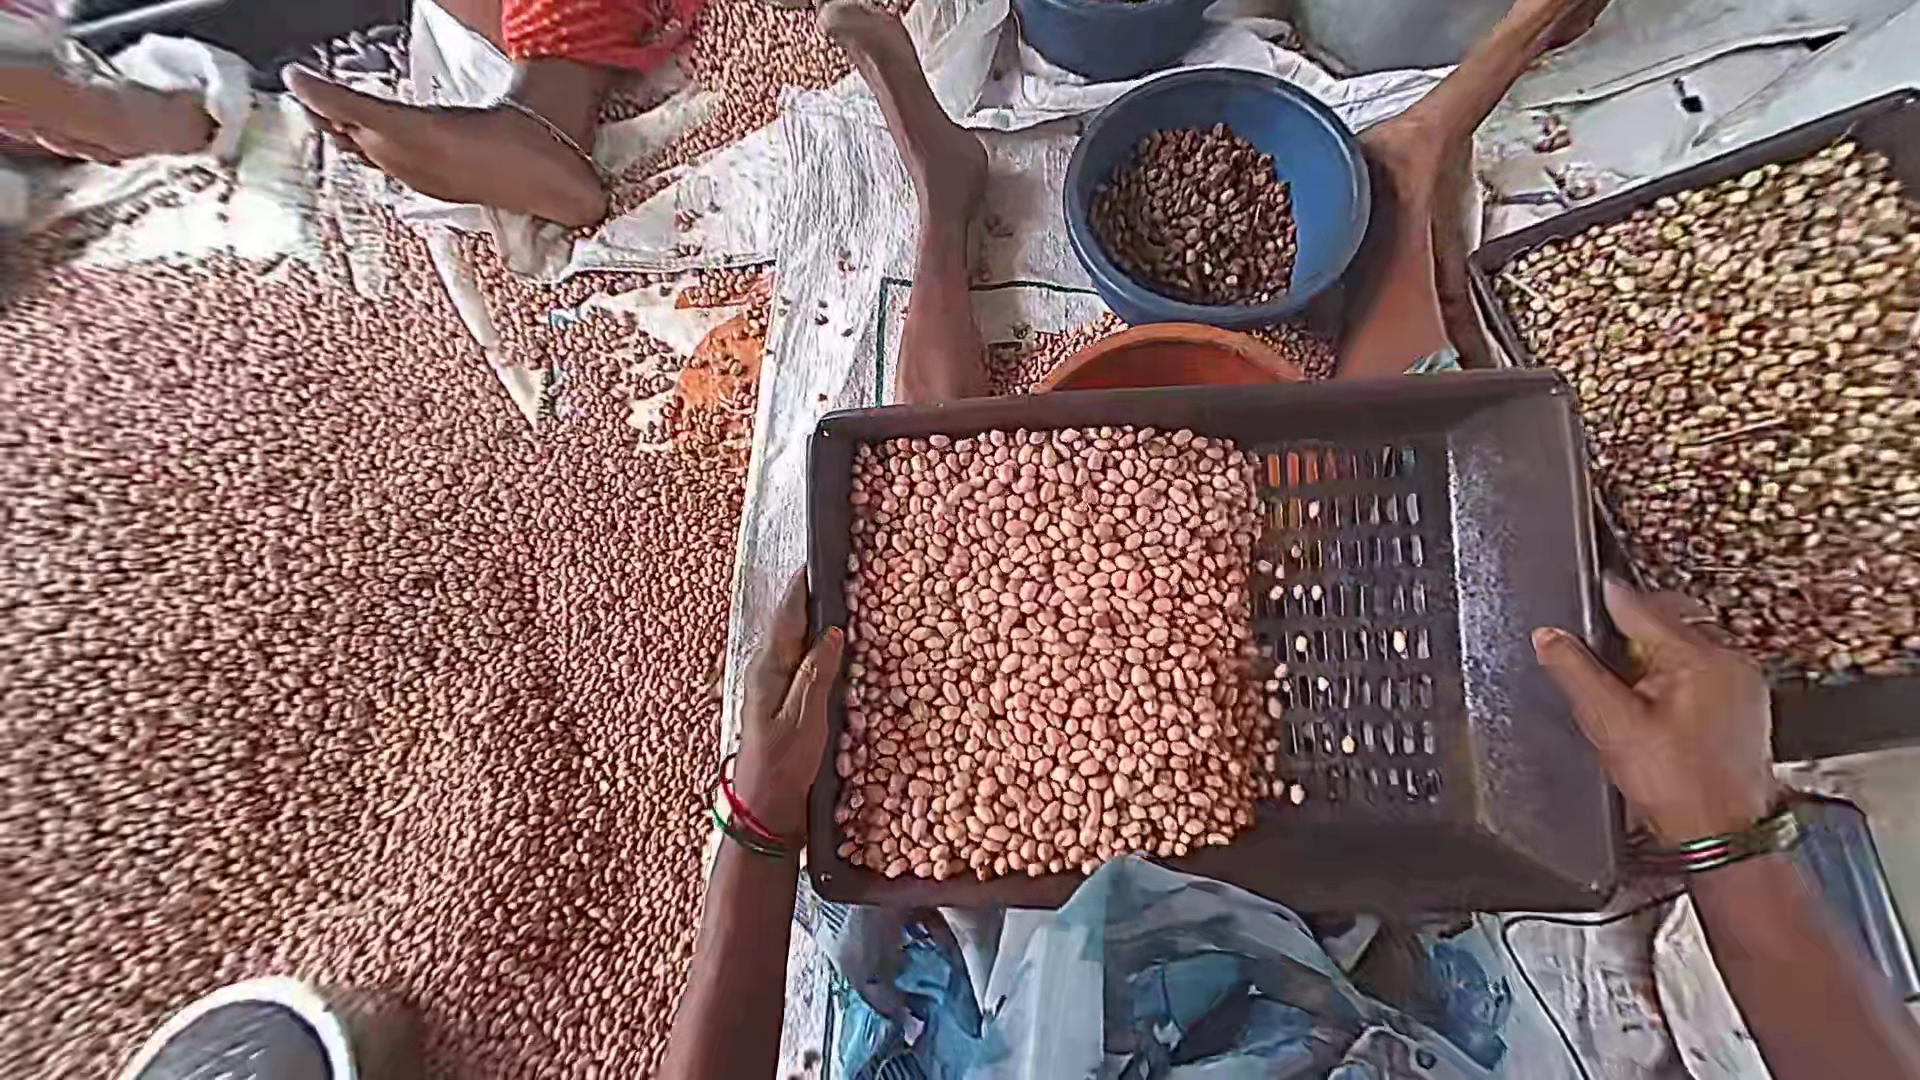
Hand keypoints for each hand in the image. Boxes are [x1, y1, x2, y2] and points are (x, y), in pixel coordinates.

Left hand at [734, 571, 843, 841]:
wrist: (765, 802)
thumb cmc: (785, 761)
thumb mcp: (805, 717)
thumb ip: (817, 672)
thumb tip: (833, 631)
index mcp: (769, 667)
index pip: (788, 615)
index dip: (802, 587)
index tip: (817, 561)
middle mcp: (765, 666)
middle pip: (789, 621)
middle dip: (809, 596)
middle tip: (834, 574)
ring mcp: (770, 680)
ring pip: (793, 637)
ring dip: (811, 617)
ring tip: (835, 598)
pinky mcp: (779, 692)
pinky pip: (797, 654)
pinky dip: (812, 639)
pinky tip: (829, 641)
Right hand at [1532, 578, 1777, 843]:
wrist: (1717, 829)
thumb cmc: (1672, 777)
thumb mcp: (1606, 717)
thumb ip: (1573, 668)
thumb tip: (1547, 635)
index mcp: (1702, 660)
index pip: (1640, 608)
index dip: (1603, 595)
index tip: (1584, 579)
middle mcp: (1728, 666)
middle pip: (1662, 620)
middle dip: (1620, 625)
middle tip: (1581, 639)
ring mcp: (1736, 685)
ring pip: (1674, 644)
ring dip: (1637, 649)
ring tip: (1606, 675)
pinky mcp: (1733, 704)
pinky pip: (1686, 666)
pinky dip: (1654, 668)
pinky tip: (1631, 693)